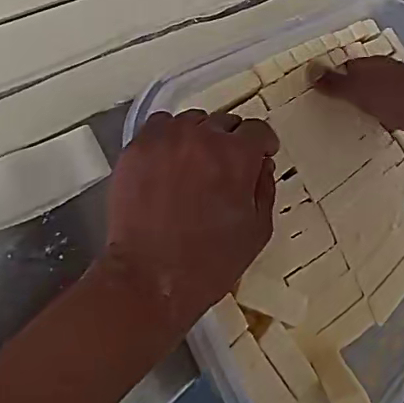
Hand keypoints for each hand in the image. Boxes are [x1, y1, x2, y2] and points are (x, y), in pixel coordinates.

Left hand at [100, 109, 278, 333]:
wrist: (147, 280)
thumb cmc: (204, 264)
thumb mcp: (256, 231)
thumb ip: (265, 189)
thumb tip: (262, 167)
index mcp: (238, 156)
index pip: (258, 129)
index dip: (262, 143)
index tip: (261, 150)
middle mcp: (204, 138)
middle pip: (226, 122)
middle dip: (231, 142)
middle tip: (224, 167)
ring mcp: (168, 140)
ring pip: (192, 121)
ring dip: (199, 137)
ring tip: (193, 164)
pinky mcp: (138, 149)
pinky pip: (159, 126)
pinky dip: (167, 137)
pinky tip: (168, 160)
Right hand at [313, 56, 403, 142]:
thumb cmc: (398, 99)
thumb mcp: (359, 91)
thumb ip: (335, 83)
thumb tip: (309, 68)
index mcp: (373, 63)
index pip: (346, 64)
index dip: (331, 75)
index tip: (316, 89)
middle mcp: (387, 72)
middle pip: (361, 78)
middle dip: (347, 89)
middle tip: (326, 107)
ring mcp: (401, 88)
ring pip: (375, 93)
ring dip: (363, 102)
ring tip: (344, 118)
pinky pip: (387, 107)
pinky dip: (378, 114)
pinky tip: (372, 125)